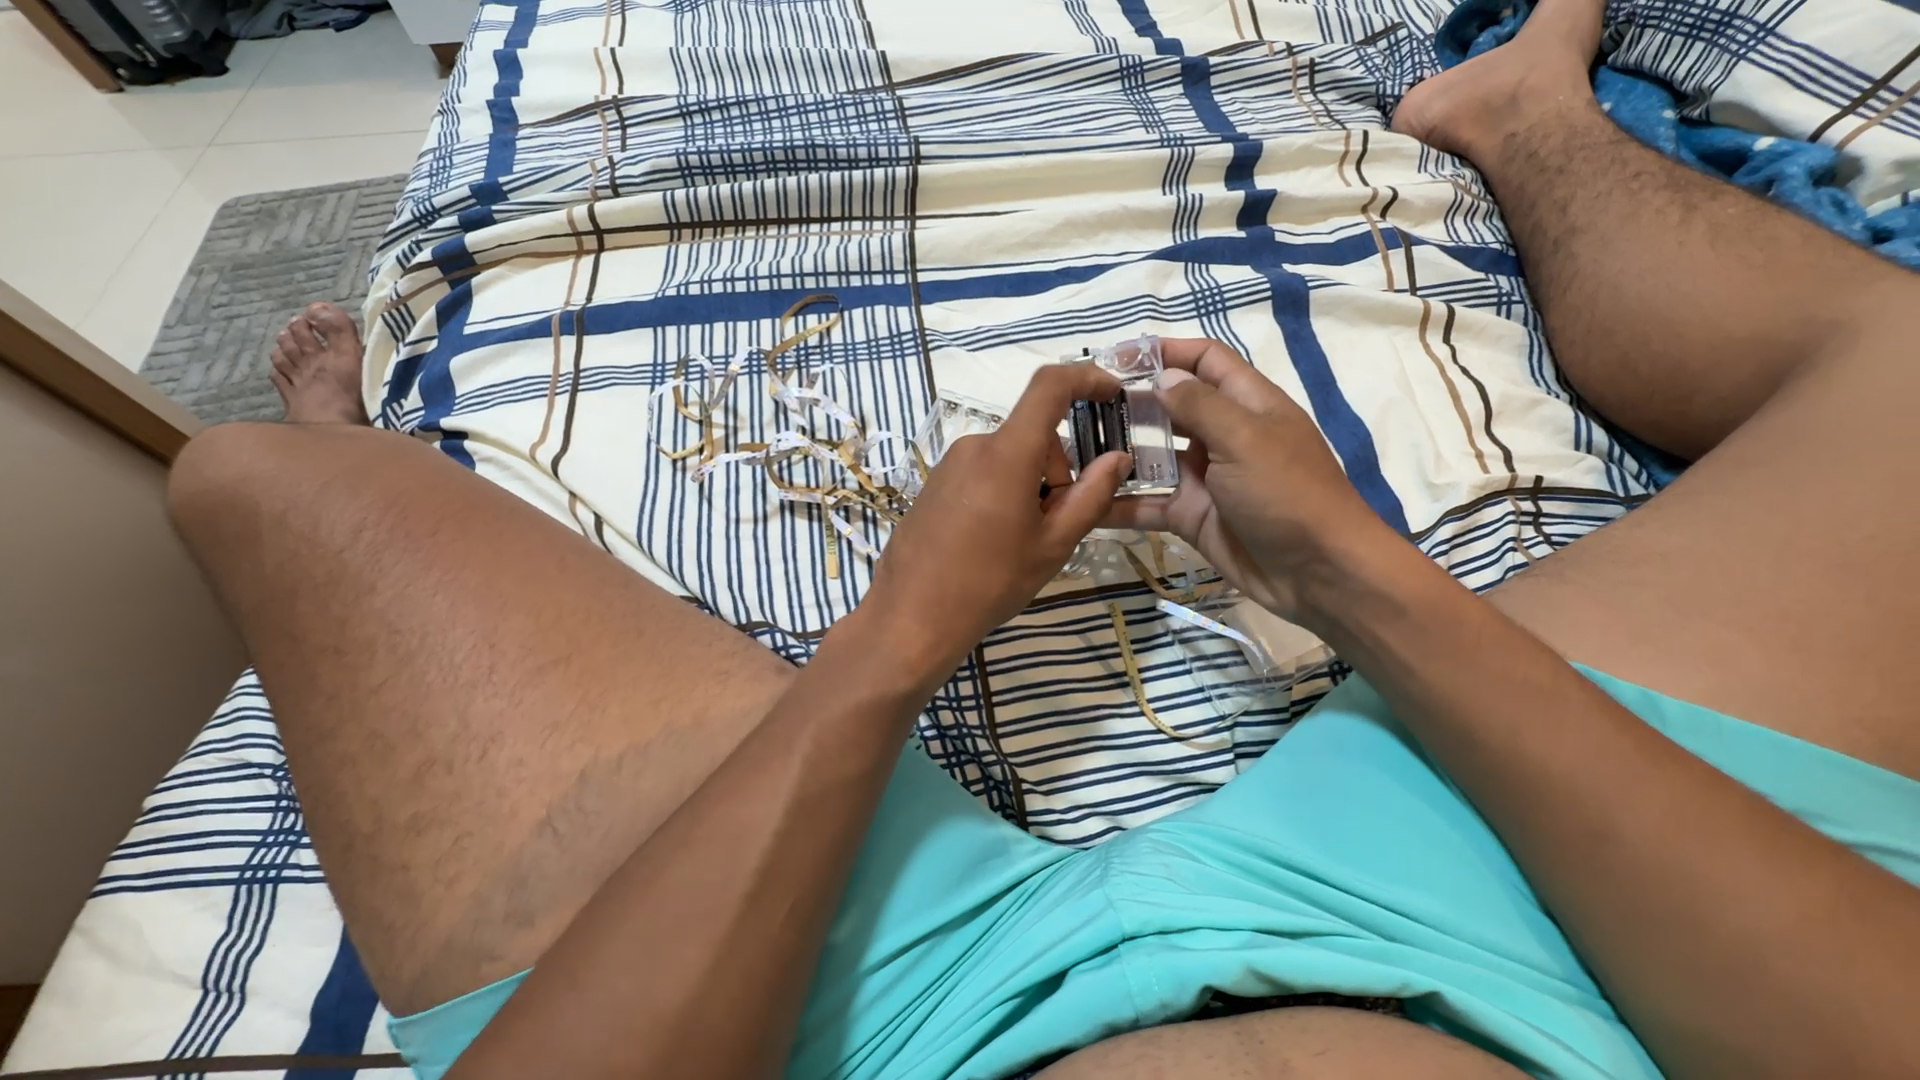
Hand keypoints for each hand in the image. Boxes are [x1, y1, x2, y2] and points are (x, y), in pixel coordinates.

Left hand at [860, 363, 1133, 678]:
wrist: (910, 617)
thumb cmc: (989, 584)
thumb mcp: (1052, 545)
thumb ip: (1091, 496)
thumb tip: (1118, 458)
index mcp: (1007, 454)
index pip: (1050, 387)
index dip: (1086, 378)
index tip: (1112, 393)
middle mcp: (975, 446)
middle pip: (1034, 437)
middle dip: (1057, 471)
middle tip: (1056, 526)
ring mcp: (949, 464)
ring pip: (1010, 457)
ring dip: (1030, 486)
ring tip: (1021, 542)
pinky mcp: (934, 483)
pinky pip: (984, 472)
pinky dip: (1003, 492)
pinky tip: (992, 542)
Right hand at [1106, 338, 1400, 625]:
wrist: (1318, 572)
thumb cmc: (1287, 493)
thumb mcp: (1245, 439)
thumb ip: (1200, 405)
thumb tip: (1161, 377)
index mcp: (1248, 403)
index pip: (1205, 360)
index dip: (1166, 352)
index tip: (1117, 356)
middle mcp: (1224, 435)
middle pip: (1172, 407)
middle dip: (1131, 402)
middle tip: (1081, 405)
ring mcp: (1206, 478)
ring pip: (1153, 457)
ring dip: (1118, 452)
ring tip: (1072, 450)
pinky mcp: (1192, 516)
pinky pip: (1148, 505)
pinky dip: (1119, 505)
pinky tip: (1084, 502)